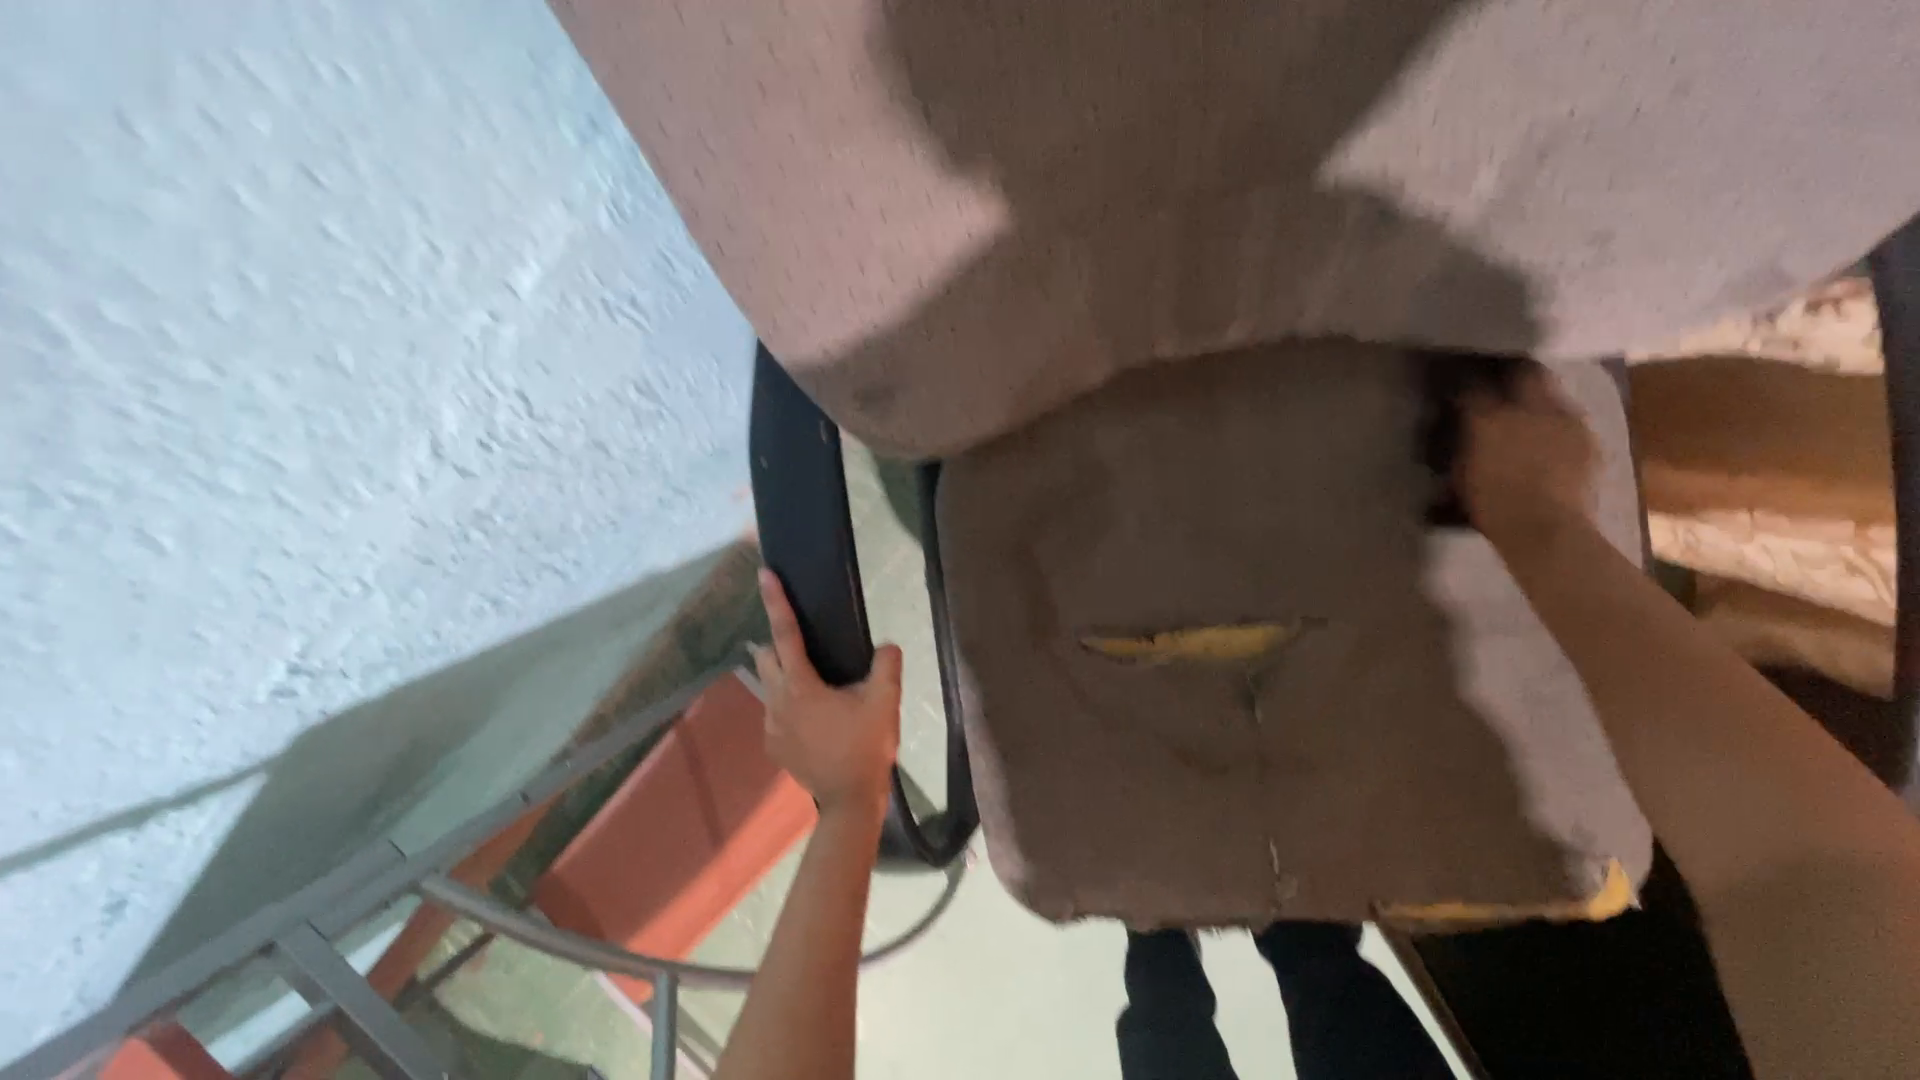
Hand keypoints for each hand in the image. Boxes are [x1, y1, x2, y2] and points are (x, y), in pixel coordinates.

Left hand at [752, 569, 901, 818]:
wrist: (849, 801)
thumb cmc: (866, 748)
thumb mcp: (885, 703)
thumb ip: (887, 666)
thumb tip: (887, 646)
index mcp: (801, 685)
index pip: (785, 634)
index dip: (776, 601)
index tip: (764, 573)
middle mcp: (776, 701)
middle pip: (766, 657)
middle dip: (777, 644)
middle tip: (806, 647)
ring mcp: (771, 726)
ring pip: (768, 686)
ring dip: (784, 677)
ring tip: (816, 688)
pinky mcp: (773, 746)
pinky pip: (774, 713)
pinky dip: (788, 706)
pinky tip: (815, 720)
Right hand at [1456, 367, 1597, 547]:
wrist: (1546, 530)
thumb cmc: (1492, 507)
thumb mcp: (1463, 474)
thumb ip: (1465, 444)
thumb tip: (1464, 428)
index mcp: (1489, 419)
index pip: (1473, 387)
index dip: (1466, 384)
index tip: (1461, 387)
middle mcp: (1529, 409)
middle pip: (1525, 374)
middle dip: (1513, 376)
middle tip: (1503, 384)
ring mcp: (1565, 420)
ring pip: (1552, 392)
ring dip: (1539, 398)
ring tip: (1531, 412)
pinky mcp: (1589, 437)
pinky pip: (1571, 419)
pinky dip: (1558, 422)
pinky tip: (1552, 437)